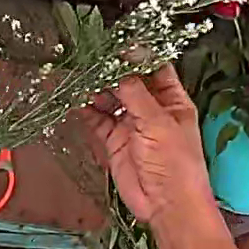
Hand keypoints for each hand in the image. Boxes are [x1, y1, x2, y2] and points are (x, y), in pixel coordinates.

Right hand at [81, 65, 221, 237]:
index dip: (135, 55)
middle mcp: (150, 109)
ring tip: (77, 76)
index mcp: (171, 100)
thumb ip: (135, 91)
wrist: (167, 205)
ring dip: (94, 89)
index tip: (114, 43)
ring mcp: (130, 124)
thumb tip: (121, 59)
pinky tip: (74, 99)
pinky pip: (97, 120)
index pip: (153, 68)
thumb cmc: (175, 163)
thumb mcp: (157, 122)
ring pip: (109, 99)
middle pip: (127, 82)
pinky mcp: (113, 141)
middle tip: (87, 57)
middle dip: (109, 71)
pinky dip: (85, 110)